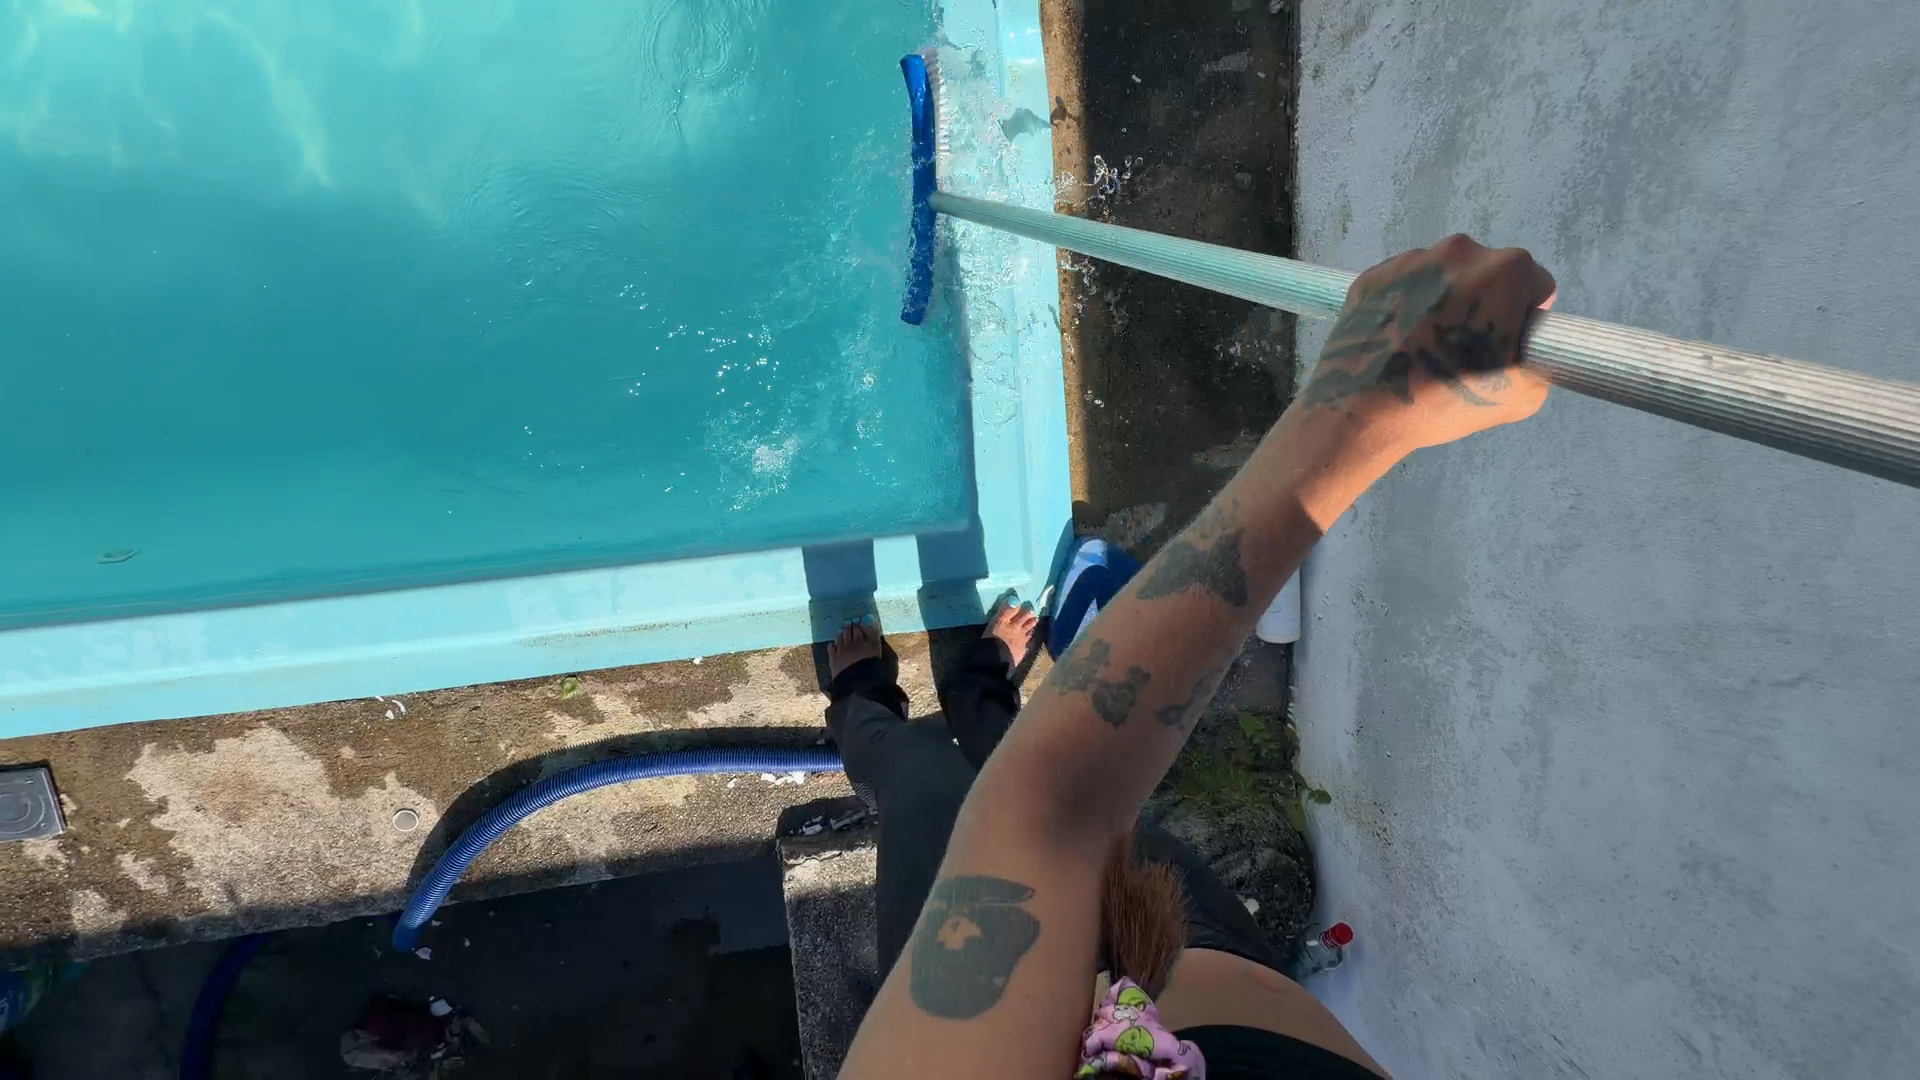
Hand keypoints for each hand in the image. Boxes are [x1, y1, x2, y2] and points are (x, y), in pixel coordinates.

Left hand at [1298, 234, 1556, 455]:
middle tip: (1456, 346)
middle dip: (1479, 304)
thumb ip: (1541, 361)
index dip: (1522, 317)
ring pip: (1439, 277)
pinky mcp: (1367, 279)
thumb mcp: (1522, 395)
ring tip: (1419, 344)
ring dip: (1439, 301)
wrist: (1357, 413)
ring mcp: (1406, 262)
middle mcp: (1457, 252)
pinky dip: (1401, 304)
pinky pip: (1399, 286)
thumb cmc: (1442, 402)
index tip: (1500, 342)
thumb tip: (1528, 353)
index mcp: (1506, 269)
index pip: (1533, 286)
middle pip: (1484, 276)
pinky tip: (1393, 337)